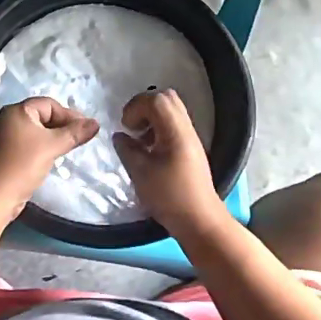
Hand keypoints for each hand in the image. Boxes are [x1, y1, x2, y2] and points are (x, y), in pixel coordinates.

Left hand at [0, 97, 98, 210]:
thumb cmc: (22, 165)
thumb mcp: (51, 146)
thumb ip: (74, 133)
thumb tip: (96, 123)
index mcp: (16, 111)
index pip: (49, 104)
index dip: (69, 115)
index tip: (86, 129)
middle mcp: (7, 119)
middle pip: (42, 116)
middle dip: (63, 126)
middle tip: (81, 139)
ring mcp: (4, 136)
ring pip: (35, 131)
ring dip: (53, 138)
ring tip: (70, 148)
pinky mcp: (4, 153)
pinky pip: (28, 143)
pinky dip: (42, 147)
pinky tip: (52, 158)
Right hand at [112, 89, 224, 232]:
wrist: (200, 221)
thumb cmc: (169, 196)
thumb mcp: (140, 173)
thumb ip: (127, 149)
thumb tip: (120, 136)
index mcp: (175, 131)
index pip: (155, 100)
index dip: (135, 107)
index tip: (126, 127)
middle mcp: (186, 129)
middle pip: (166, 98)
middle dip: (143, 107)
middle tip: (131, 126)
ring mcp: (190, 138)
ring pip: (170, 111)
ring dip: (150, 118)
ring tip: (139, 140)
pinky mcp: (190, 149)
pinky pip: (173, 126)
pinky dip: (158, 129)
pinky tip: (149, 150)